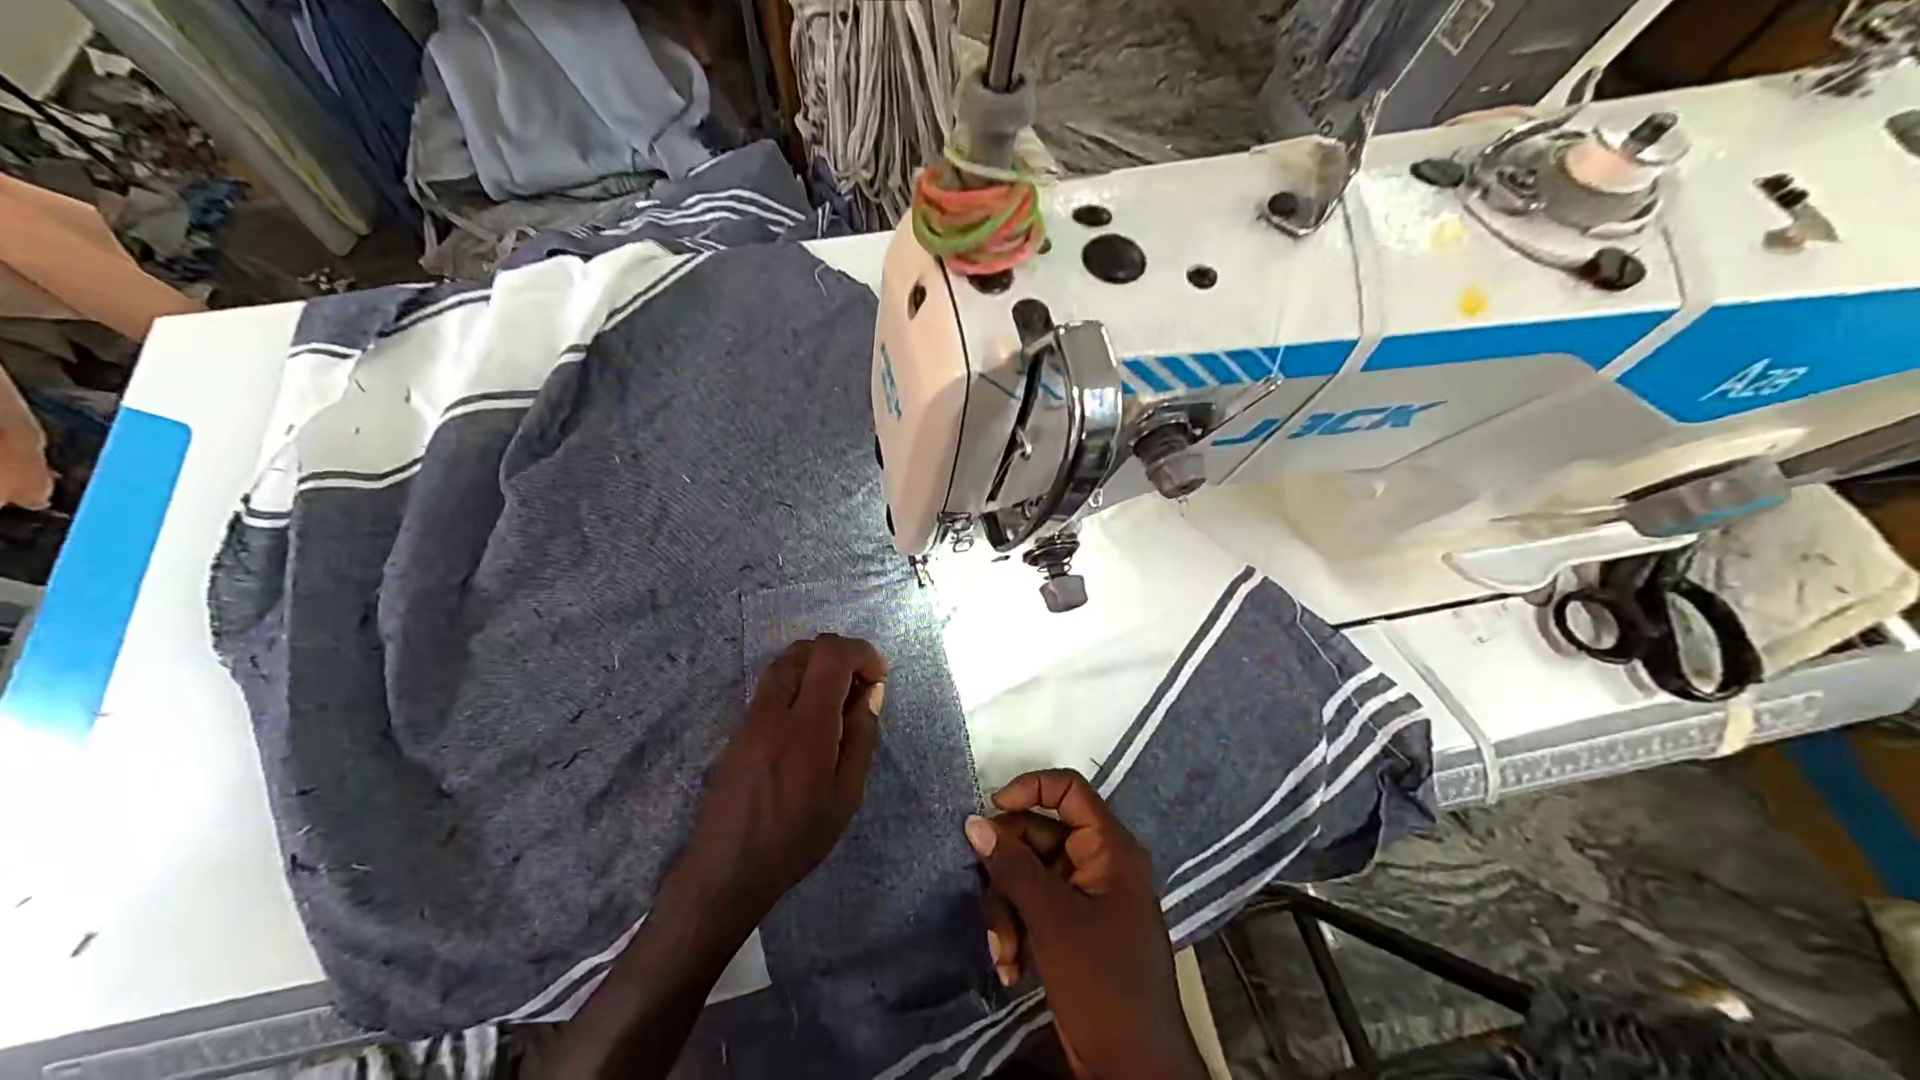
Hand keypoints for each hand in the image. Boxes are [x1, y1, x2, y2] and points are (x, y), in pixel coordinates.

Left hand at [546, 635, 885, 1079]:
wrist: (726, 869)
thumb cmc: (796, 839)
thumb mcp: (846, 796)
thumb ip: (861, 736)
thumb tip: (871, 691)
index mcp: (805, 726)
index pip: (832, 656)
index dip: (861, 653)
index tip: (878, 676)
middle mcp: (773, 710)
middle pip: (805, 649)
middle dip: (840, 653)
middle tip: (860, 684)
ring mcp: (749, 716)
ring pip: (784, 662)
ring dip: (816, 664)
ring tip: (837, 697)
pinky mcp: (737, 728)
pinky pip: (770, 683)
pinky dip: (797, 680)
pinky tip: (810, 714)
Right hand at [965, 769, 1206, 1079]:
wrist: (1133, 1067)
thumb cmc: (1103, 981)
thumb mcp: (1052, 918)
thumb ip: (1012, 866)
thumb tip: (974, 822)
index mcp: (1109, 847)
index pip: (1069, 789)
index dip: (1029, 788)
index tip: (991, 809)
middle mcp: (1097, 863)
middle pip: (1037, 835)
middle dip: (1007, 873)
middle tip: (991, 900)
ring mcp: (1083, 897)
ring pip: (1027, 875)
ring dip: (1007, 911)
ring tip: (1003, 952)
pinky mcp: (1070, 927)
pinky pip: (1032, 906)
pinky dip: (1016, 930)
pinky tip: (1010, 966)